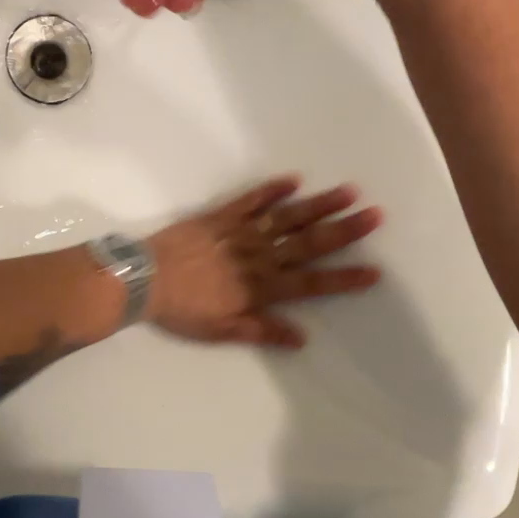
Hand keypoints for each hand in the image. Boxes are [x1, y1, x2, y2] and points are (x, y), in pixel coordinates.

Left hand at [145, 176, 382, 348]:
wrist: (142, 279)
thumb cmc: (181, 310)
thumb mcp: (220, 330)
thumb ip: (261, 331)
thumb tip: (301, 338)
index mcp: (260, 287)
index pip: (311, 284)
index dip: (343, 278)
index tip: (375, 271)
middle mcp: (258, 257)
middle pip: (308, 243)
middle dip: (344, 231)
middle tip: (376, 216)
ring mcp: (240, 232)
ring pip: (286, 217)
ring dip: (318, 205)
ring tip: (348, 192)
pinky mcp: (219, 216)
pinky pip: (250, 200)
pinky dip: (270, 189)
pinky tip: (293, 179)